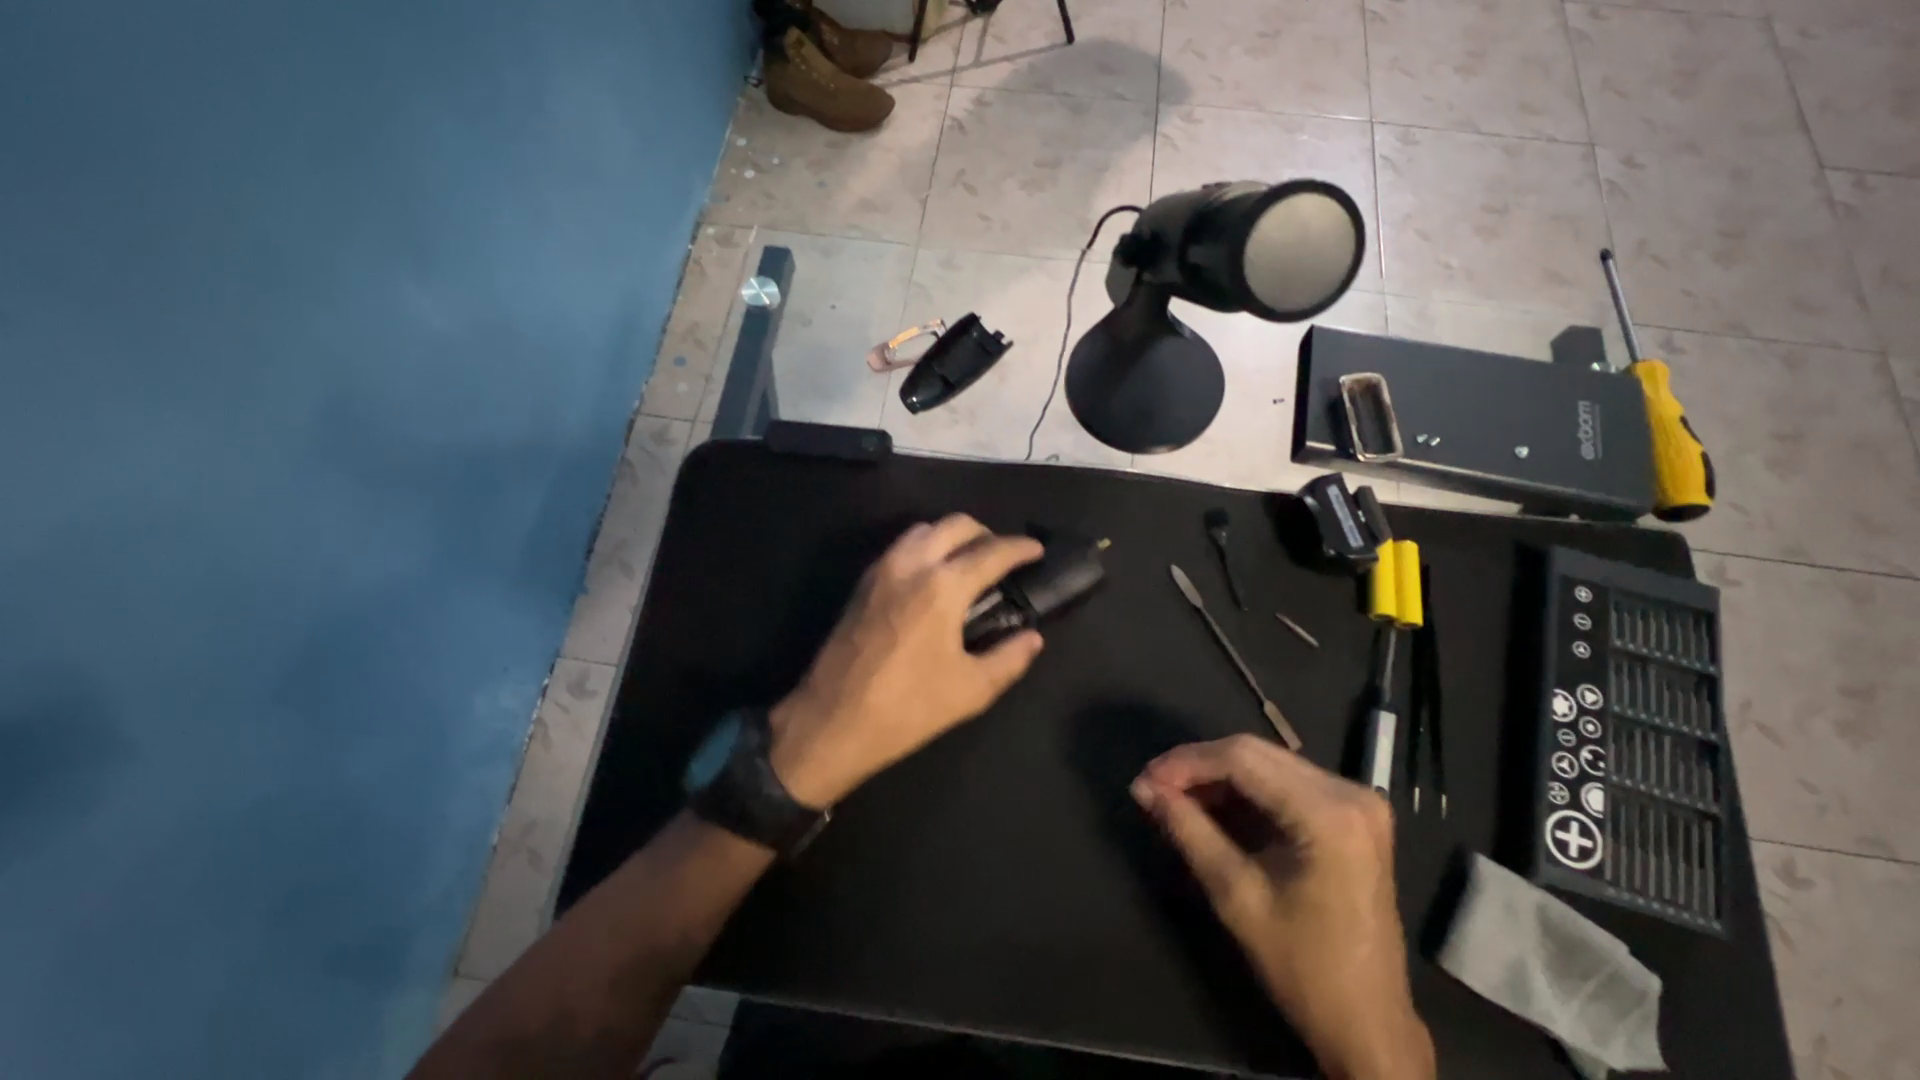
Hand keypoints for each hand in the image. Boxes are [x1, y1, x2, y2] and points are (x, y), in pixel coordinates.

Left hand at [769, 514, 1045, 806]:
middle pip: (956, 525)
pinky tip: (934, 578)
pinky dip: (926, 548)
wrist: (833, 721)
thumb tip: (1032, 638)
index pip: (992, 552)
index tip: (1037, 550)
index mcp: (943, 586)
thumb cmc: (908, 707)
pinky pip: (901, 548)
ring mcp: (881, 571)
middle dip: (986, 533)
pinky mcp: (862, 585)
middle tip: (1004, 556)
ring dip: (952, 536)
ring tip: (970, 563)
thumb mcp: (971, 689)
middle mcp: (911, 564)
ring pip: (924, 530)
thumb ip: (1009, 658)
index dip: (1020, 548)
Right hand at [1132, 736, 1433, 1079]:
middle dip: (1199, 766)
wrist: (1368, 1021)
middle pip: (1257, 753)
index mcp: (1329, 813)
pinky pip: (1288, 784)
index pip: (1242, 759)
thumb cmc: (1302, 967)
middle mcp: (1350, 792)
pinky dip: (1247, 791)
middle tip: (1153, 787)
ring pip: (1270, 764)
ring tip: (1174, 797)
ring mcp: (1358, 801)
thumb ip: (1189, 831)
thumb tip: (1144, 789)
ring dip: (1220, 777)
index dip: (1186, 763)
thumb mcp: (1236, 896)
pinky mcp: (1355, 815)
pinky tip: (1213, 807)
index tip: (1144, 781)